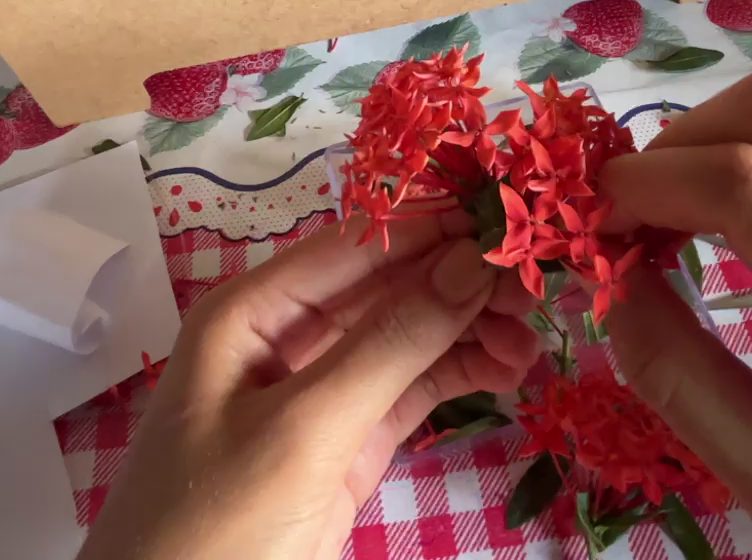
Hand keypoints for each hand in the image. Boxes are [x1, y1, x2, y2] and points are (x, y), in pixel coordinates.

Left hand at [82, 211, 541, 559]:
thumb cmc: (217, 528)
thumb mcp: (304, 430)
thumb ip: (390, 342)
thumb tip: (472, 260)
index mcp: (255, 307)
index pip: (359, 244)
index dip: (434, 227)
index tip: (509, 223)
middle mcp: (289, 332)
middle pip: (389, 285)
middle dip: (460, 283)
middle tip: (534, 289)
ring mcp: (321, 387)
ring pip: (408, 335)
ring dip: (469, 330)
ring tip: (531, 338)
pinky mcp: (347, 438)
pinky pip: (411, 386)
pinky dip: (460, 374)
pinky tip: (506, 369)